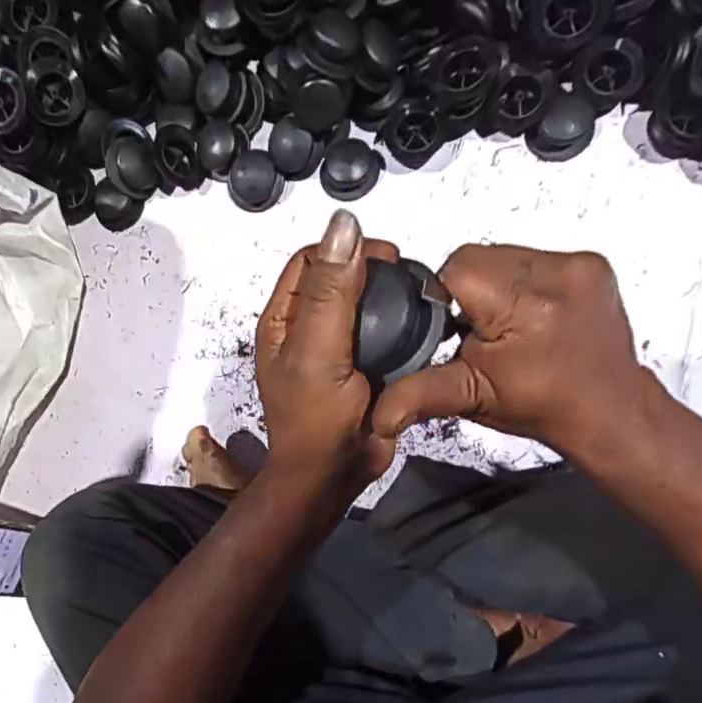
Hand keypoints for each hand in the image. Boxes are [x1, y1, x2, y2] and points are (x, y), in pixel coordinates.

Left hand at [254, 210, 400, 504]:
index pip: (312, 260)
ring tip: (415, 304)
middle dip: (372, 272)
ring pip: (366, 305)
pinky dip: (400, 329)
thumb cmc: (314, 423)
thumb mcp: (317, 352)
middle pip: (341, 278)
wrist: (334, 475)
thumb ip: (330, 293)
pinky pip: (384, 335)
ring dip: (390, 301)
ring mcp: (337, 349)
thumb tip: (343, 227)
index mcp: (284, 320)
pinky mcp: (363, 367)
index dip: (346, 249)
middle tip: (404, 280)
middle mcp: (308, 329)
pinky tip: (417, 331)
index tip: (383, 257)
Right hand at [372, 244, 659, 458]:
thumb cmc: (547, 406)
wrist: (606, 410)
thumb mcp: (471, 398)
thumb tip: (378, 413)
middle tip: (481, 332)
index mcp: (522, 306)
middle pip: (480, 256)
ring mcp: (578, 266)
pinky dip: (524, 282)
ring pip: (505, 254)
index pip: (457, 267)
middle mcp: (556, 276)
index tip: (454, 326)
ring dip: (496, 285)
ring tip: (507, 324)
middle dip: (470, 292)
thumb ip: (418, 394)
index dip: (444, 296)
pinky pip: (536, 257)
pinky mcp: (590, 263)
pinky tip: (530, 314)